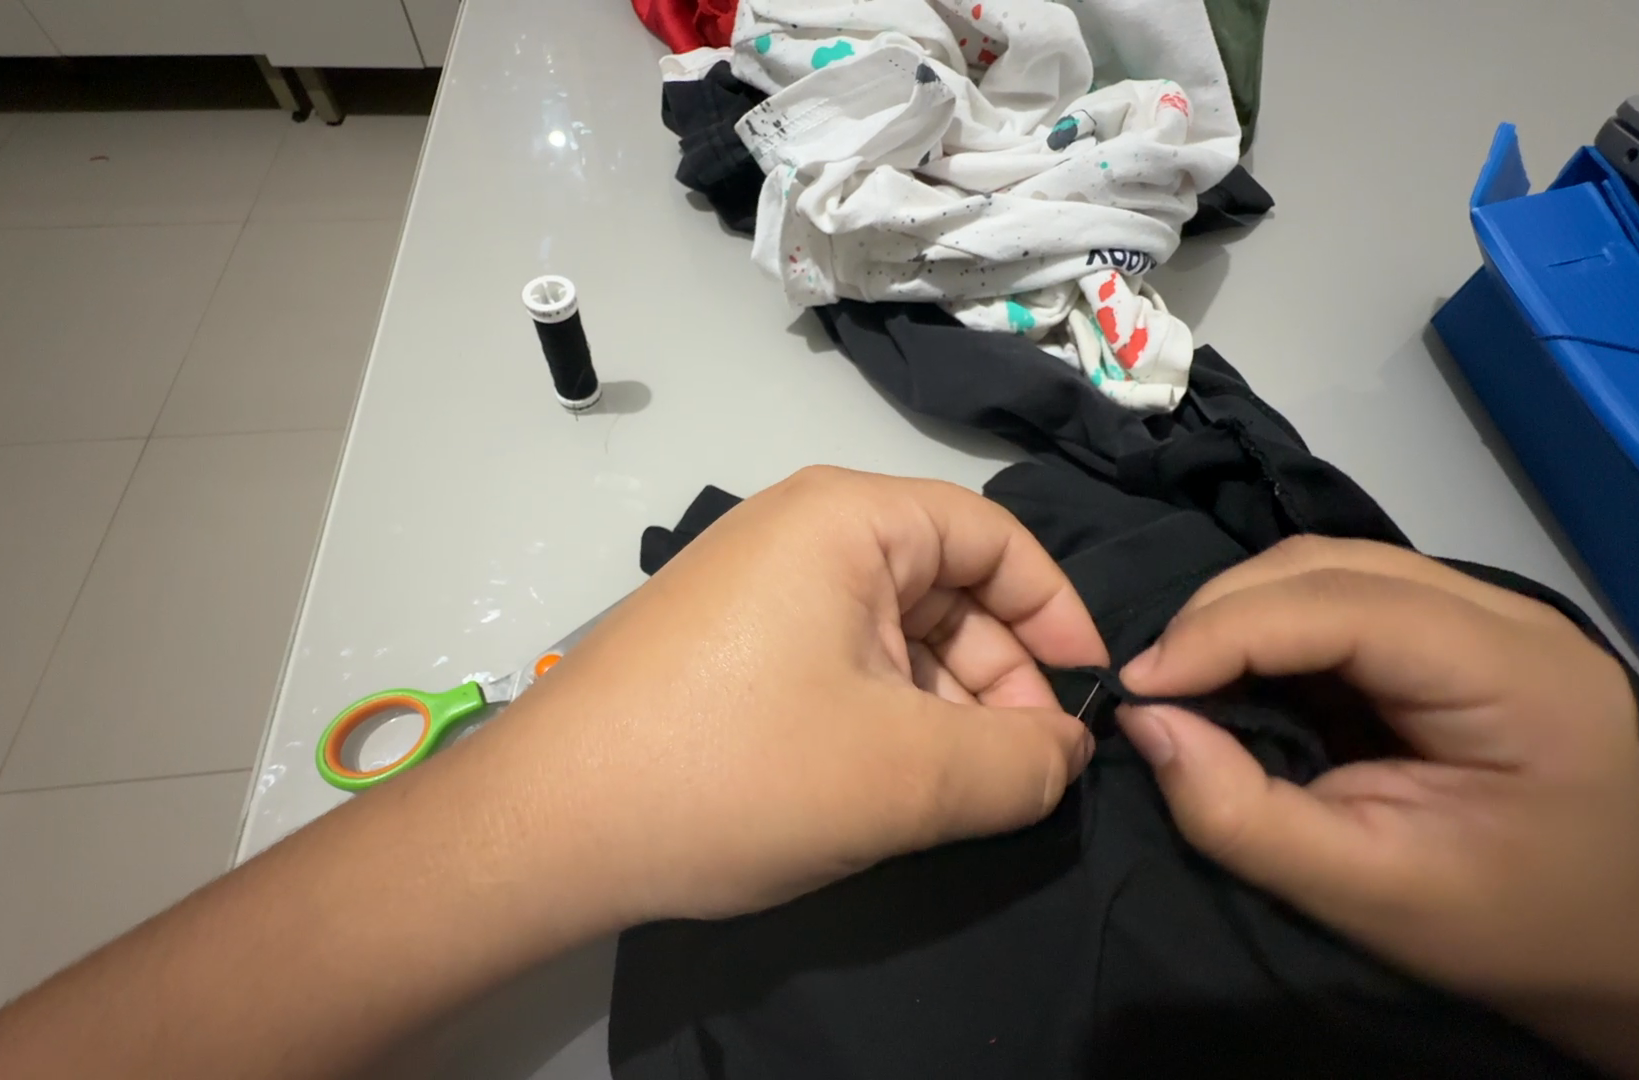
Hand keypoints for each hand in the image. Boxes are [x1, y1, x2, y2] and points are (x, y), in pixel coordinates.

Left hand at [477, 466, 1105, 923]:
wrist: (548, 824)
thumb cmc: (736, 769)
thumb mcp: (904, 774)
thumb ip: (1018, 763)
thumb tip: (1069, 752)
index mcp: (848, 519)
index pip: (992, 539)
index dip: (1055, 613)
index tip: (1091, 694)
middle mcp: (802, 532)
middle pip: (944, 588)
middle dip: (998, 677)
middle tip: (1027, 768)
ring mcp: (762, 587)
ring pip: (893, 634)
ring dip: (943, 706)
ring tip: (961, 788)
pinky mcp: (734, 641)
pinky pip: (841, 660)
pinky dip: (885, 714)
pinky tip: (891, 778)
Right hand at [1114, 536, 1638, 999]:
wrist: (1581, 926)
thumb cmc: (1485, 921)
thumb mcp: (1354, 893)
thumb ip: (1238, 813)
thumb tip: (1143, 719)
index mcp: (1522, 683)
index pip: (1349, 610)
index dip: (1227, 632)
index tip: (1140, 685)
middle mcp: (1505, 617)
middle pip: (1323, 567)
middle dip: (1217, 616)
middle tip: (1153, 684)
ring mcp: (1470, 605)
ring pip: (1312, 563)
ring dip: (1228, 610)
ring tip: (1184, 674)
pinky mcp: (1429, 614)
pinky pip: (1316, 585)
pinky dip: (1251, 618)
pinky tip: (1230, 664)